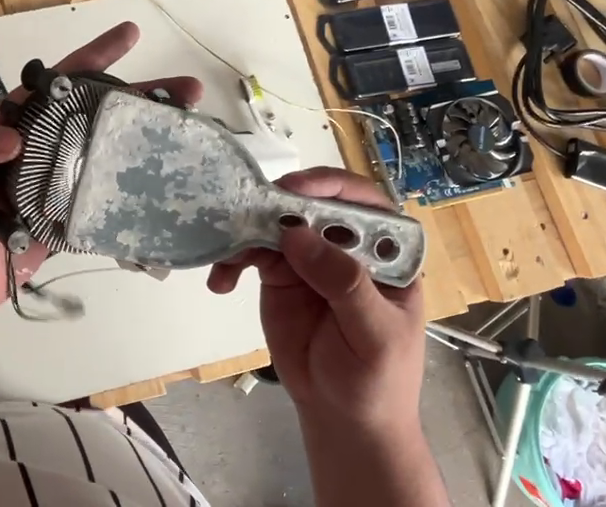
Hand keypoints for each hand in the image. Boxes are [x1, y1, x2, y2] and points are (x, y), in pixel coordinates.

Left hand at [0, 22, 201, 314]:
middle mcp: (41, 146)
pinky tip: (170, 178)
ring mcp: (58, 180)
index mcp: (11, 125)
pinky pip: (106, 193)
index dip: (93, 58)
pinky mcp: (68, 216)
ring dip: (147, 134)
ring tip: (189, 124)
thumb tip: (12, 136)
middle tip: (187, 88)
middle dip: (140, 94)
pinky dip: (136, 184)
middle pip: (96, 111)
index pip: (58, 82)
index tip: (130, 37)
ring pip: (108, 147)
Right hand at [206, 168, 426, 436]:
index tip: (299, 189)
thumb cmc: (377, 379)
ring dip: (246, 230)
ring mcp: (309, 257)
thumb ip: (344, 284)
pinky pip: (250, 251)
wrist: (343, 419)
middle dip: (280, 202)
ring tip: (229, 255)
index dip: (334, 186)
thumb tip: (297, 234)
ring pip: (276, 223)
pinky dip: (231, 259)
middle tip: (251, 211)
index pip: (364, 203)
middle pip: (313, 204)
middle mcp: (346, 246)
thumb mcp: (374, 335)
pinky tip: (221, 281)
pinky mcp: (278, 273)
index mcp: (384, 253)